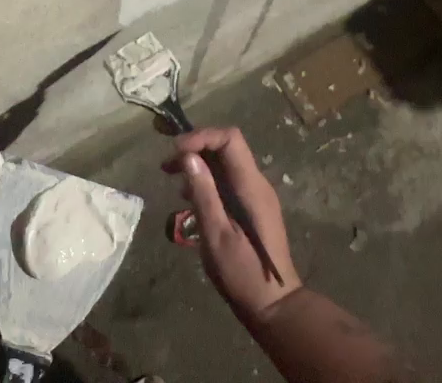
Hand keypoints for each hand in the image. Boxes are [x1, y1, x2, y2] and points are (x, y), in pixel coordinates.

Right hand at [163, 126, 300, 322]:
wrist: (274, 305)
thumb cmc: (243, 272)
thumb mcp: (216, 234)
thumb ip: (203, 193)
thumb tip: (188, 157)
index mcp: (251, 186)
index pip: (230, 139)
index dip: (201, 137)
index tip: (176, 151)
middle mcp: (257, 183)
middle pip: (227, 147)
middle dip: (195, 149)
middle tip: (167, 166)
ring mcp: (257, 195)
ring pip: (226, 164)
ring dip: (199, 164)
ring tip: (173, 180)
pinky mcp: (252, 206)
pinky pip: (229, 181)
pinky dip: (208, 180)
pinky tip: (190, 197)